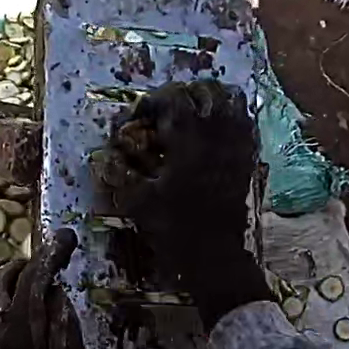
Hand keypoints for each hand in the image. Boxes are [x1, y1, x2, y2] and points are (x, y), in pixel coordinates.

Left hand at [0, 228, 83, 348]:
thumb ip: (65, 340)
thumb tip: (61, 301)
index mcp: (18, 341)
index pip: (31, 283)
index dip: (49, 256)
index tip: (67, 237)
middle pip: (1, 284)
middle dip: (27, 264)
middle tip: (54, 258)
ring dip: (14, 282)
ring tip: (44, 280)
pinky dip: (7, 303)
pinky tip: (27, 315)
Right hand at [98, 79, 269, 323]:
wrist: (213, 255)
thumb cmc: (173, 228)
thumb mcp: (137, 202)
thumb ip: (119, 174)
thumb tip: (101, 156)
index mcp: (189, 142)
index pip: (174, 100)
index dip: (153, 101)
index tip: (139, 115)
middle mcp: (217, 136)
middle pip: (206, 92)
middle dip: (182, 95)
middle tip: (162, 111)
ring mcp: (237, 146)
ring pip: (230, 103)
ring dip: (207, 102)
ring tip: (188, 116)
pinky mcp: (247, 159)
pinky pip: (244, 123)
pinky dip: (227, 118)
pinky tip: (210, 132)